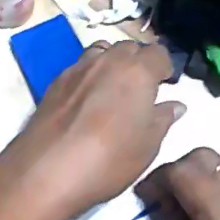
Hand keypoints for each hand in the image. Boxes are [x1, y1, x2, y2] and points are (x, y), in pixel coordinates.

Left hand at [0, 40, 182, 219]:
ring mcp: (79, 67)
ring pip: (103, 52)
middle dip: (140, 62)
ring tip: (114, 90)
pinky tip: (88, 101)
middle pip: (130, 48)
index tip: (166, 85)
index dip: (165, 67)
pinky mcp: (56, 81)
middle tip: (142, 89)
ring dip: (113, 63)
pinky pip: (81, 66)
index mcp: (138, 70)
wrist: (44, 171)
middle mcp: (109, 59)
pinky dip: (91, 75)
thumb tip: (174, 105)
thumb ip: (163, 119)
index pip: (159, 53)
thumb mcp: (148, 146)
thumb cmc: (108, 159)